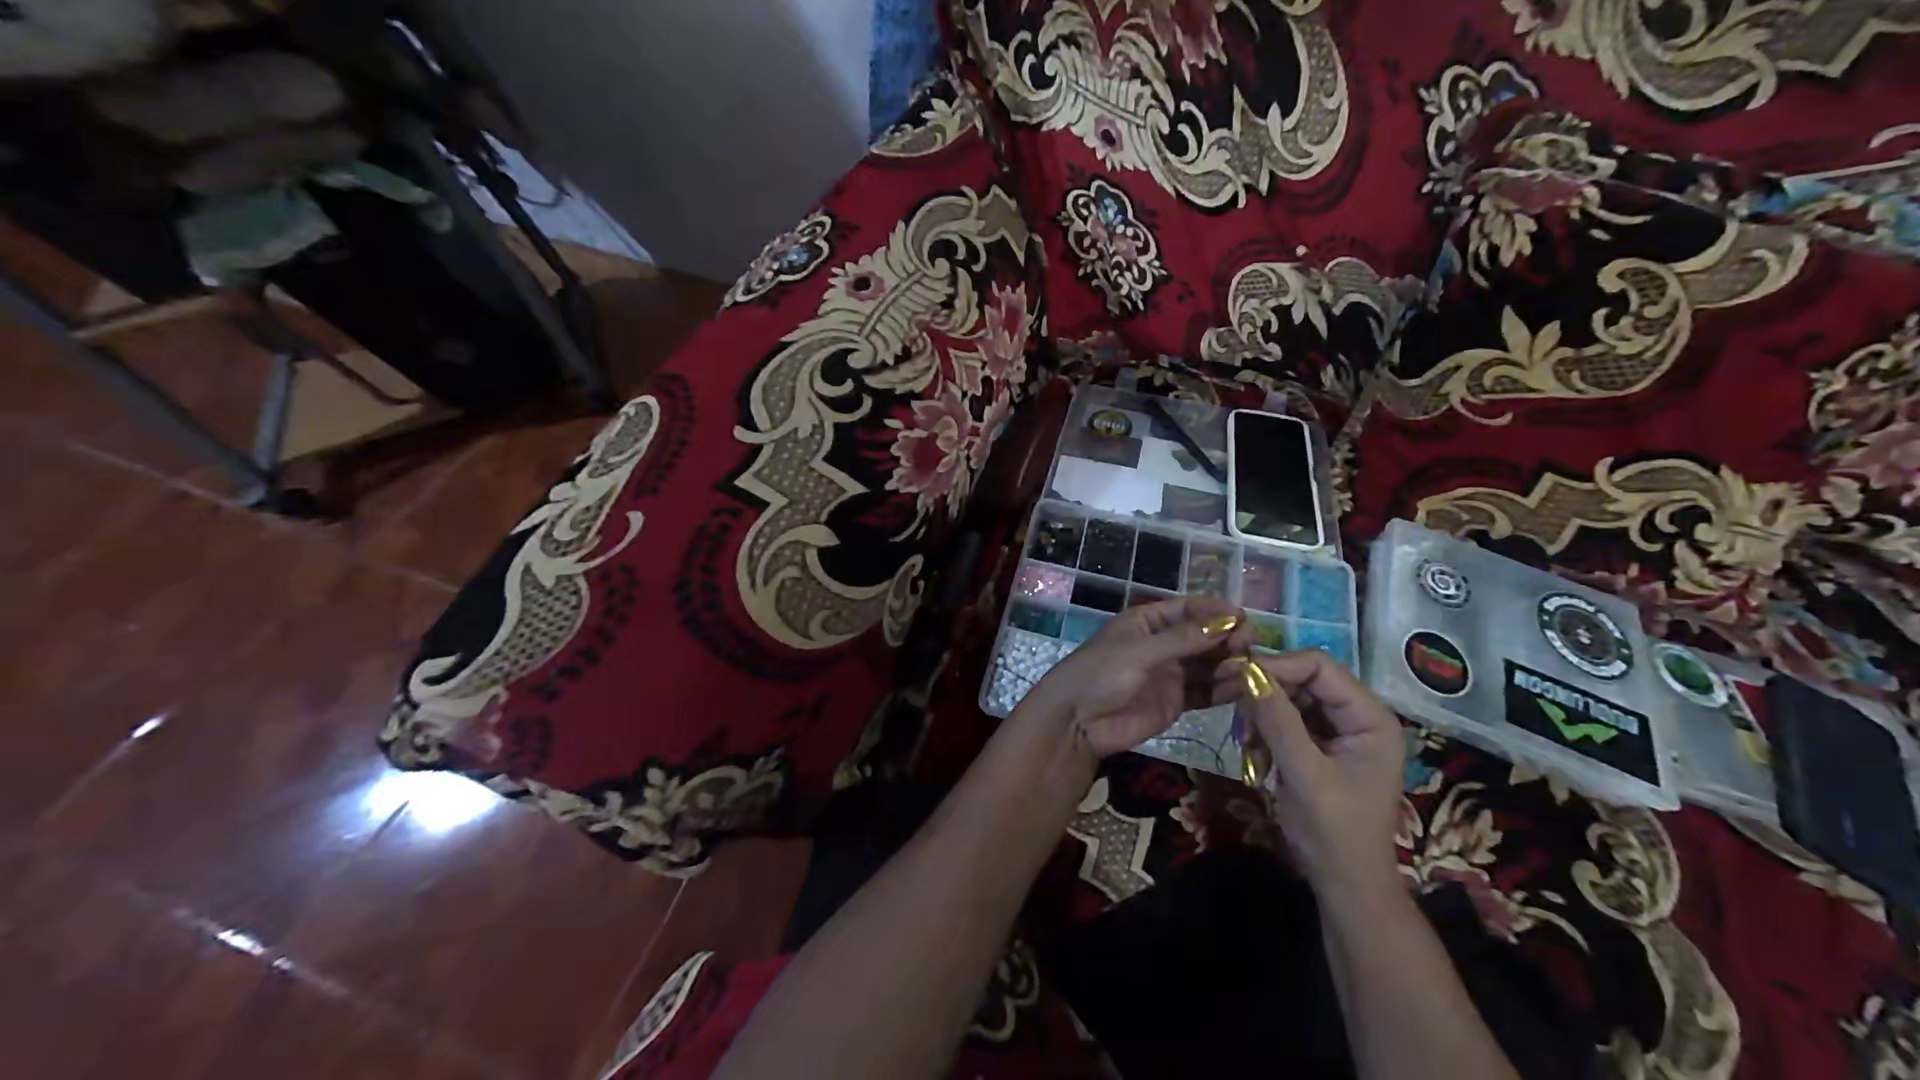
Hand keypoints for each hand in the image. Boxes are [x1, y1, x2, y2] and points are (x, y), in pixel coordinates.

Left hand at [1019, 597, 1251, 758]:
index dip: (1215, 612)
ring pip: (1209, 664)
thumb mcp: (1139, 651)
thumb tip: (1227, 620)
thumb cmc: (1099, 674)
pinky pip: (1206, 692)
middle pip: (1204, 637)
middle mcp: (1162, 645)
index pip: (1188, 610)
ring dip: (1230, 665)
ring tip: (1252, 669)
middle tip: (1248, 647)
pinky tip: (1244, 689)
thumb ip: (1182, 639)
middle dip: (1227, 639)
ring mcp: (1170, 674)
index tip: (1242, 619)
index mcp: (1147, 622)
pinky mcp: (1176, 702)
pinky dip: (1225, 690)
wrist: (1076, 723)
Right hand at [1214, 650, 1404, 896]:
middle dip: (1264, 692)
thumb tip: (1248, 673)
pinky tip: (1253, 756)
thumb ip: (1279, 722)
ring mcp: (1337, 731)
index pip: (1320, 667)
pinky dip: (1263, 732)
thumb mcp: (1305, 775)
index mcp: (1370, 719)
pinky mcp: (1318, 746)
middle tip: (1226, 704)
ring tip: (1244, 743)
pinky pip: (1284, 721)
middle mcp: (1357, 716)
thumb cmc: (1335, 832)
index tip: (1235, 678)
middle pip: (1301, 679)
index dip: (1277, 665)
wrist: (1345, 883)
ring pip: (1288, 698)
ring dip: (1260, 715)